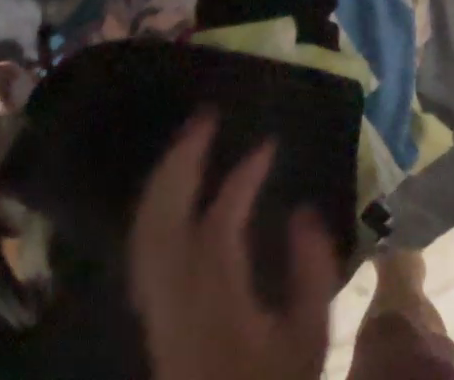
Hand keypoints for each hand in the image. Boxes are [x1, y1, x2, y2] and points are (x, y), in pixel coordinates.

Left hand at [128, 115, 339, 379]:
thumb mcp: (310, 336)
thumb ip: (310, 272)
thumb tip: (302, 211)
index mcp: (216, 301)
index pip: (219, 223)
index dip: (241, 179)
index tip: (267, 146)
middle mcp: (174, 296)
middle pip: (161, 217)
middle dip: (180, 161)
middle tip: (205, 117)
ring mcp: (154, 304)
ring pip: (143, 229)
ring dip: (163, 178)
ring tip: (189, 141)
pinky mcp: (150, 310)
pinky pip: (142, 246)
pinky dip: (155, 207)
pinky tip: (172, 192)